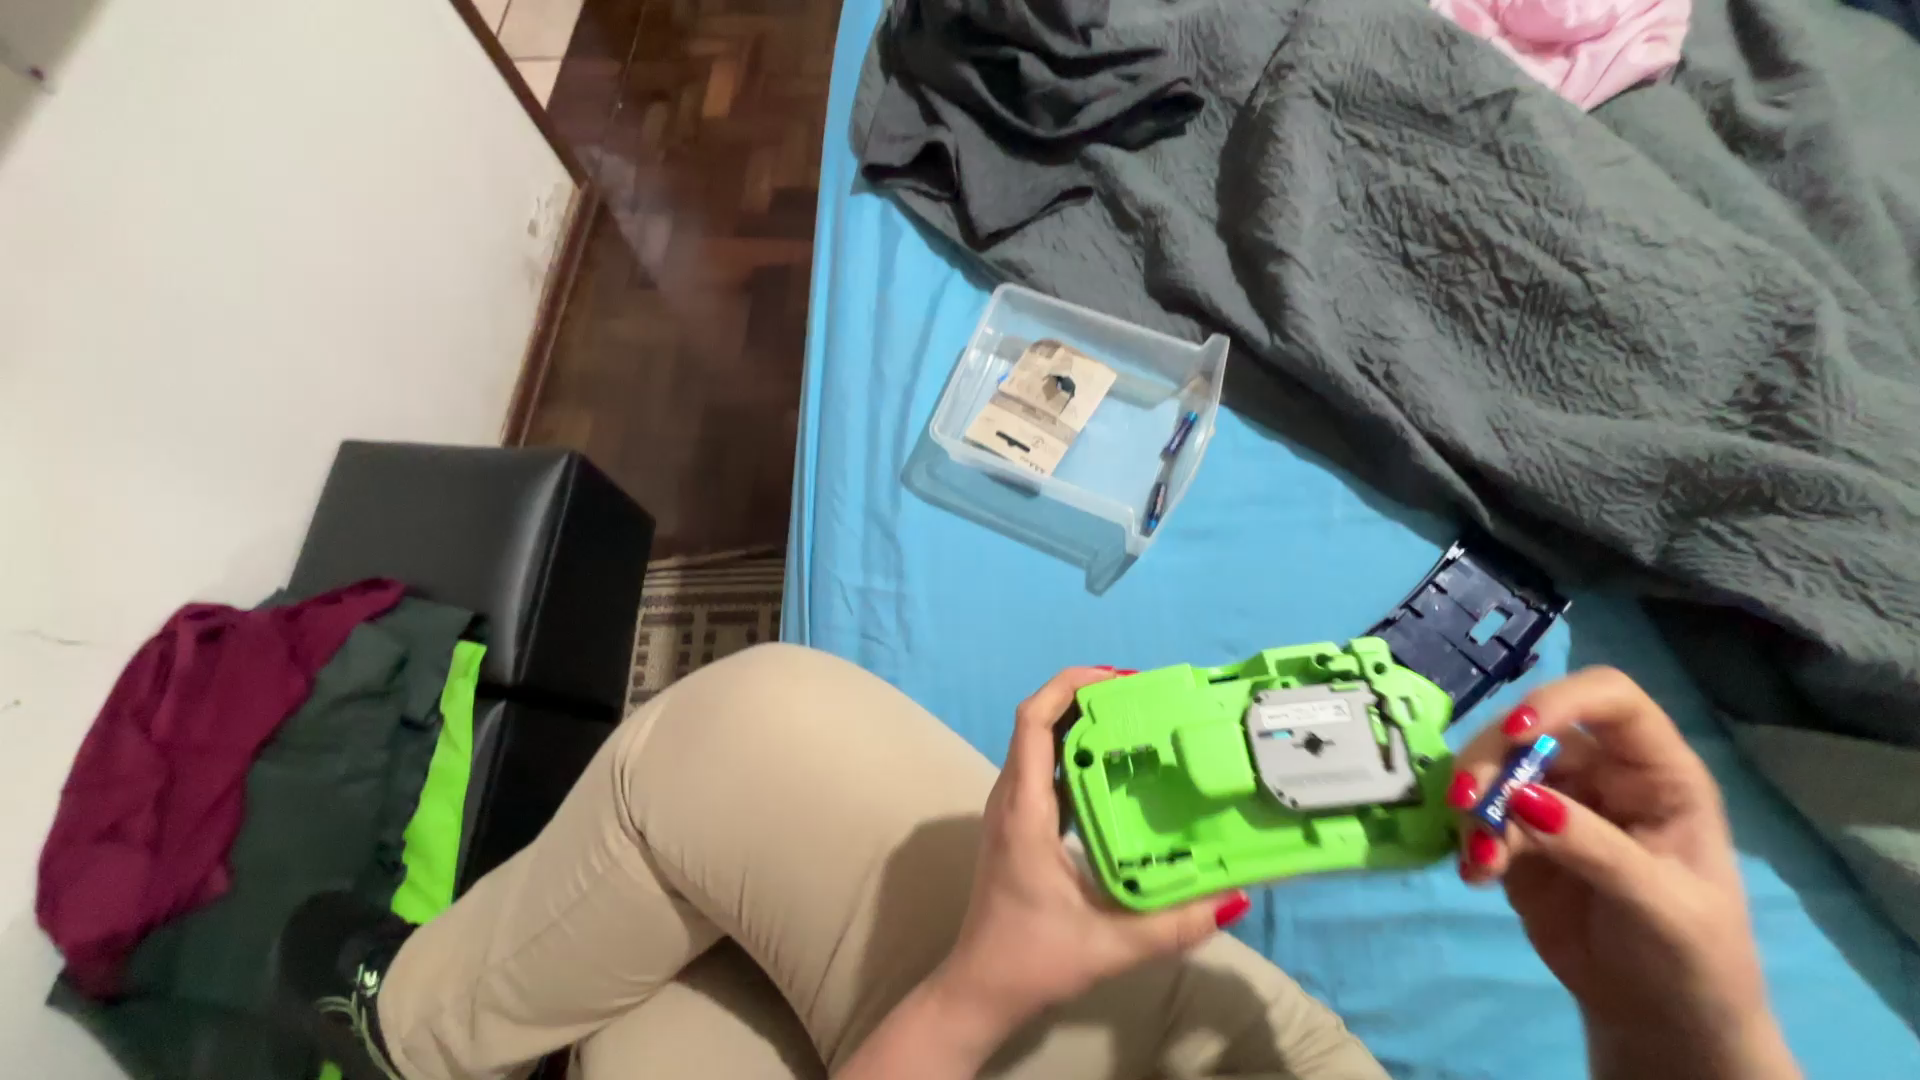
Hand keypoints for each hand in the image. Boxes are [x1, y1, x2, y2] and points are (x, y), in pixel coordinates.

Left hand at [932, 666, 1248, 1035]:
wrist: (978, 986)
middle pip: (1036, 722)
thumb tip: (1232, 897)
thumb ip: (1172, 925)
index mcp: (1024, 810)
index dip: (1068, 686)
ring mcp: (1010, 808)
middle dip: (1082, 695)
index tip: (1116, 678)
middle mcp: (1011, 797)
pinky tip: (1113, 765)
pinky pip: (1043, 768)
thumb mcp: (1108, 946)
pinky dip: (1073, 751)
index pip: (1033, 723)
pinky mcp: (1017, 822)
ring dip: (1077, 721)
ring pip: (1037, 742)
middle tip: (1139, 693)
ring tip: (1133, 717)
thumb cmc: (1031, 960)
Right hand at [1449, 667, 1798, 1079]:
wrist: (1657, 1018)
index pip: (1610, 699)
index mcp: (1656, 773)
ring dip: (1473, 805)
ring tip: (1479, 860)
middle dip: (1490, 762)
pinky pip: (1477, 815)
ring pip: (1491, 768)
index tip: (1517, 732)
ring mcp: (1552, 802)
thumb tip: (1522, 797)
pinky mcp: (1515, 834)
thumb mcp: (1661, 904)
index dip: (1561, 699)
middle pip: (1527, 732)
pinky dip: (1467, 839)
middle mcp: (1599, 774)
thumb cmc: (1693, 957)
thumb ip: (1594, 846)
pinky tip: (1476, 876)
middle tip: (1466, 806)